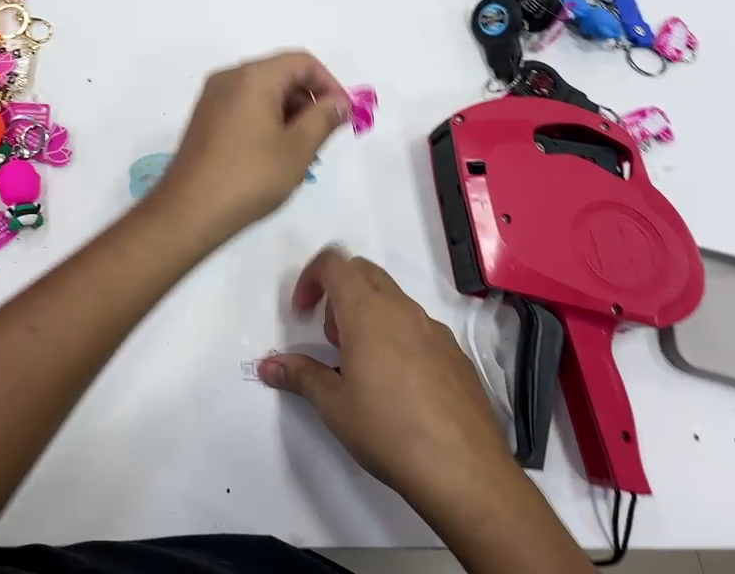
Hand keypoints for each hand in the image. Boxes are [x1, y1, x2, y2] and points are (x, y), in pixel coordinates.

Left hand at [149, 51, 348, 231]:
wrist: (189, 210)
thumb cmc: (250, 176)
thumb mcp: (298, 148)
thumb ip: (324, 118)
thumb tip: (340, 103)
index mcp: (252, 76)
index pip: (302, 62)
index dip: (330, 84)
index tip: (345, 115)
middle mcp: (228, 78)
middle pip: (280, 74)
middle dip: (309, 100)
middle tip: (324, 137)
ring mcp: (212, 98)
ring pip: (262, 92)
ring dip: (289, 113)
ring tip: (301, 151)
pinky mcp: (204, 118)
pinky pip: (244, 106)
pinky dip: (266, 120)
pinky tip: (275, 154)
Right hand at [258, 248, 514, 502]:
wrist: (465, 471)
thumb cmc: (388, 431)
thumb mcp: (334, 406)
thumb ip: (300, 376)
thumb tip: (268, 366)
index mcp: (368, 312)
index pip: (334, 263)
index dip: (310, 278)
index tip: (302, 314)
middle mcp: (402, 310)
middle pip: (363, 271)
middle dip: (338, 292)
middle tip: (331, 339)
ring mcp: (435, 330)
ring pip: (393, 299)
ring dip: (368, 315)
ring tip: (362, 367)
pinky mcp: (456, 354)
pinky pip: (418, 327)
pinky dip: (398, 337)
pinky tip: (399, 387)